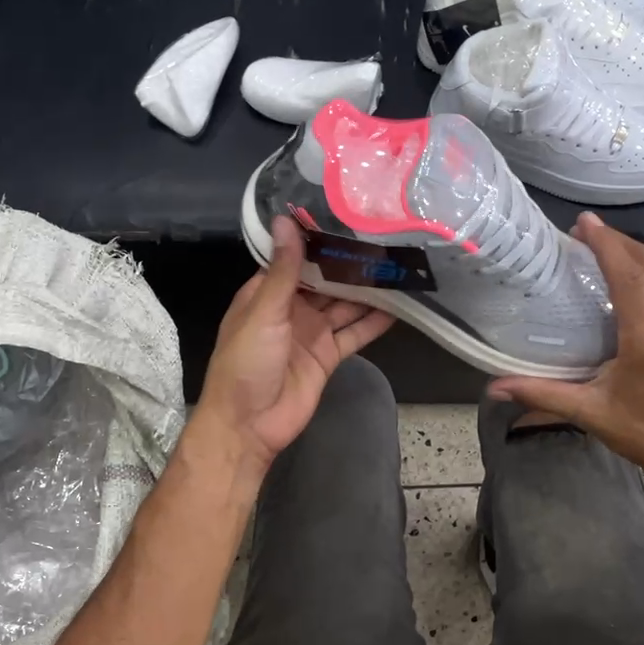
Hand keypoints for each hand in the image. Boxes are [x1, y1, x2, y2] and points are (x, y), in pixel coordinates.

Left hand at [195, 216, 393, 471]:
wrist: (248, 425)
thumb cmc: (245, 363)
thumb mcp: (263, 312)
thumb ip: (283, 270)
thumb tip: (285, 220)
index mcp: (266, 293)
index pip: (296, 259)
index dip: (319, 241)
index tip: (349, 219)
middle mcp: (290, 309)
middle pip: (324, 282)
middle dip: (350, 265)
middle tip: (386, 241)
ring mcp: (310, 334)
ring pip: (343, 306)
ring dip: (366, 291)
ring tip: (397, 269)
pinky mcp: (327, 357)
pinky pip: (353, 335)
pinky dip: (373, 323)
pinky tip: (397, 307)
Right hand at [488, 213, 643, 484]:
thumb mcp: (590, 413)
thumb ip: (542, 394)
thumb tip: (494, 387)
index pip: (628, 274)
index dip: (606, 244)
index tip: (583, 223)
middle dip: (619, 241)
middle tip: (586, 233)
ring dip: (637, 253)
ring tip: (606, 250)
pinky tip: (632, 283)